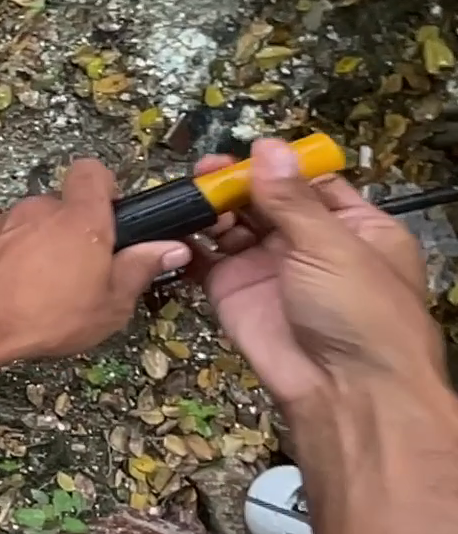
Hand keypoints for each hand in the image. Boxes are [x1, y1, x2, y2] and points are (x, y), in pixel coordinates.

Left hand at [0, 158, 190, 364]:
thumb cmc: (45, 319)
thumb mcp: (109, 305)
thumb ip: (139, 268)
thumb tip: (167, 248)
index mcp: (76, 220)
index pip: (91, 173)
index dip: (101, 186)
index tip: (106, 210)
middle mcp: (32, 211)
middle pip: (54, 208)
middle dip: (63, 230)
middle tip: (70, 267)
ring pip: (18, 225)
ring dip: (26, 243)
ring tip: (28, 281)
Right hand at [187, 138, 442, 411]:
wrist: (338, 384)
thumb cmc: (361, 315)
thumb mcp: (331, 247)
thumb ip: (291, 199)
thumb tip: (269, 148)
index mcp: (352, 228)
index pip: (311, 184)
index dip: (278, 167)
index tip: (246, 153)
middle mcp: (307, 242)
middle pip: (263, 200)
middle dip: (234, 184)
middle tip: (203, 171)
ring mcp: (264, 264)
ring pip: (229, 223)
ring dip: (209, 208)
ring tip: (187, 198)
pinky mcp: (228, 284)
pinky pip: (201, 255)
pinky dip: (185, 240)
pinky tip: (172, 226)